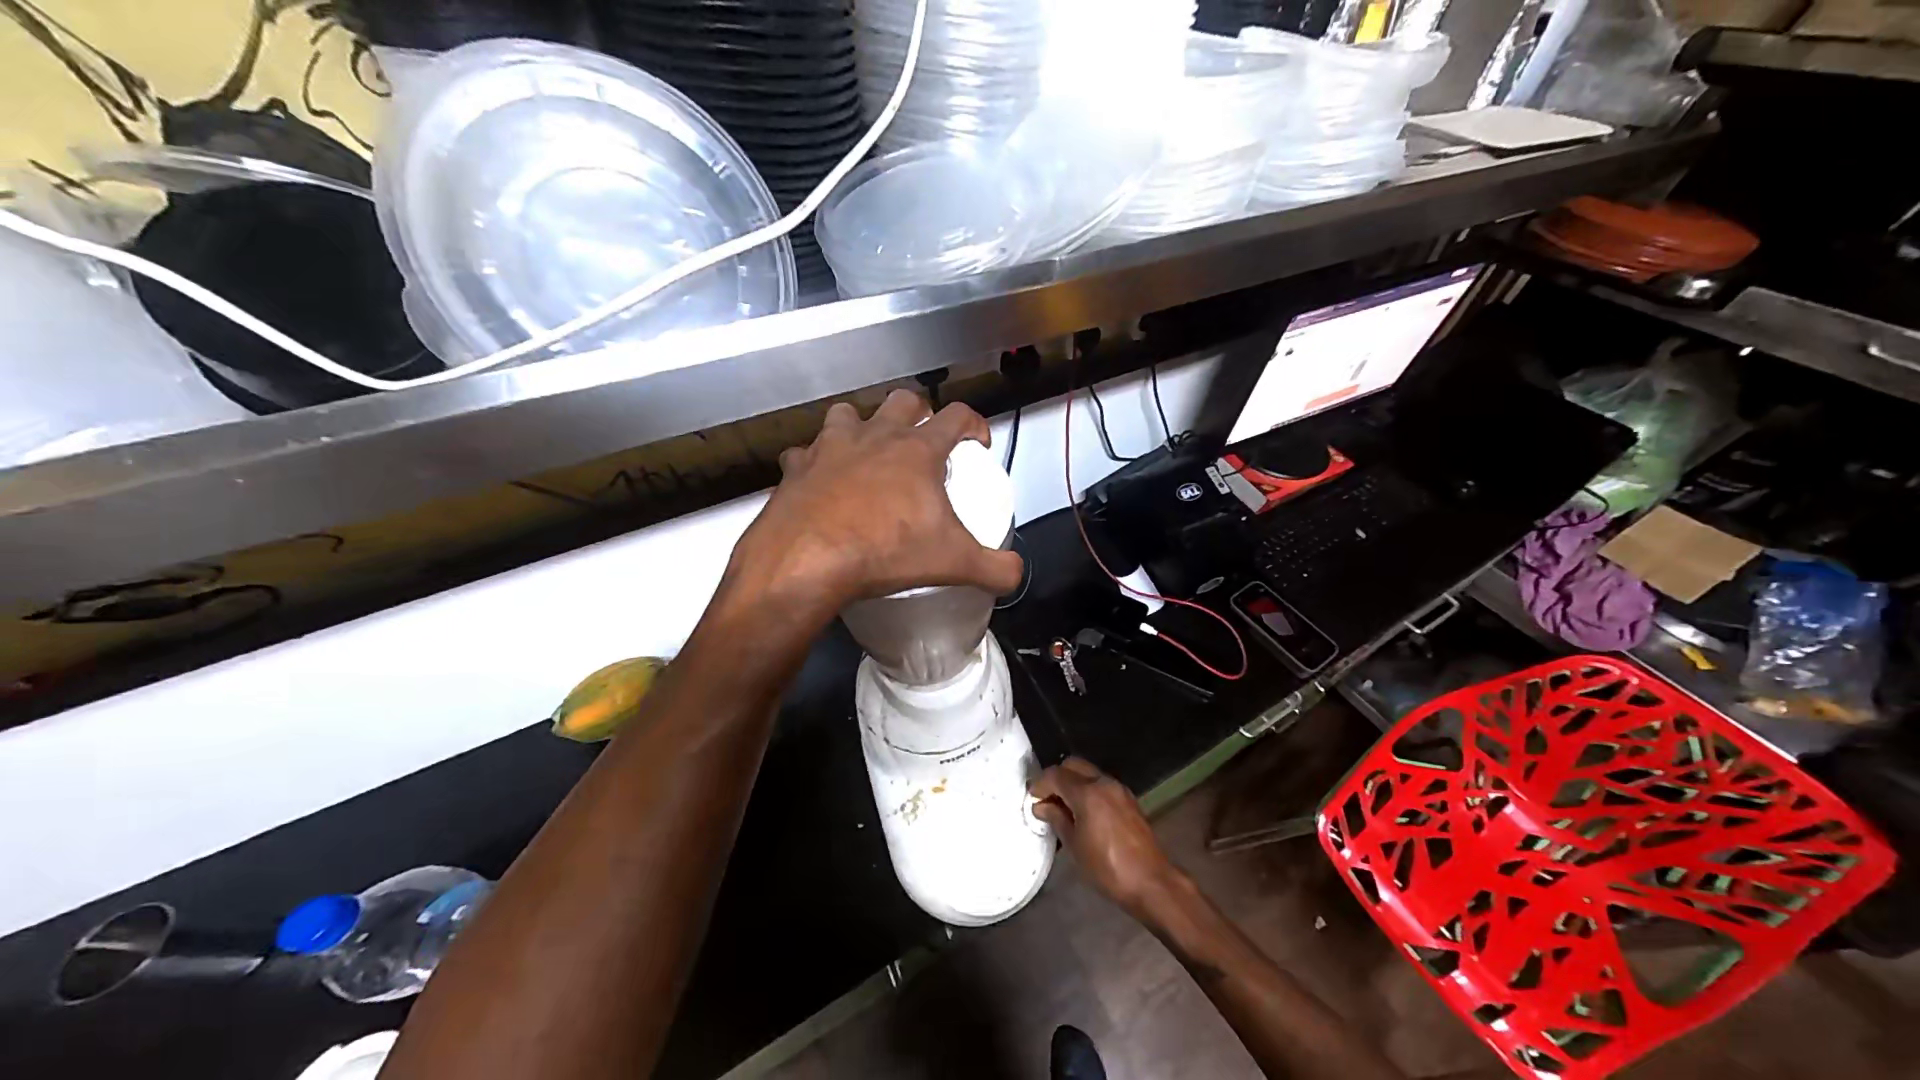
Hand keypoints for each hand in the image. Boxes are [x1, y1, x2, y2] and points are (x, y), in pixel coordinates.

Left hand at [722, 391, 1024, 626]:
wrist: (808, 559)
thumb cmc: (881, 550)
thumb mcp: (953, 563)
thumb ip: (994, 568)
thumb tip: (1013, 574)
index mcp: (918, 450)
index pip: (956, 416)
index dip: (973, 423)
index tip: (976, 440)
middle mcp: (875, 437)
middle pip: (903, 401)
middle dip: (918, 412)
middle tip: (922, 437)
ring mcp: (832, 447)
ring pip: (849, 413)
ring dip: (862, 424)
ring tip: (868, 449)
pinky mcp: (798, 467)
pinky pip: (805, 452)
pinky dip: (814, 461)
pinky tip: (820, 479)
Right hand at [1031, 758, 1184, 919]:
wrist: (1151, 882)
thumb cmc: (1107, 867)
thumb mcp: (1075, 845)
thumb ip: (1057, 819)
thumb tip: (1042, 806)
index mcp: (1088, 792)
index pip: (1056, 775)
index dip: (1040, 784)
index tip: (1032, 797)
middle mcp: (1104, 782)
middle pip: (1073, 766)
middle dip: (1056, 778)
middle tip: (1046, 799)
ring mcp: (1119, 789)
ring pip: (1089, 773)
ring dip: (1073, 783)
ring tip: (1063, 807)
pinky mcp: (1129, 800)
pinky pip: (1102, 784)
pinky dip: (1088, 790)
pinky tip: (1083, 812)